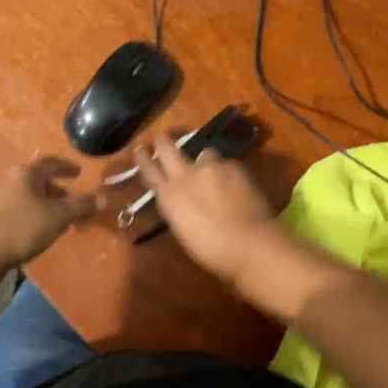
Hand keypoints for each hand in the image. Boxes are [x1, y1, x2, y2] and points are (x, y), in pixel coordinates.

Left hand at [0, 157, 99, 272]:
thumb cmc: (22, 228)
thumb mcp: (58, 217)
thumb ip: (81, 205)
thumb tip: (103, 198)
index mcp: (26, 173)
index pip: (51, 162)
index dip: (67, 167)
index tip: (79, 174)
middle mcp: (10, 179)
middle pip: (39, 178)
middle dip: (58, 189)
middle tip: (72, 201)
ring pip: (28, 194)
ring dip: (45, 202)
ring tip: (58, 218)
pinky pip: (18, 207)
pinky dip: (33, 212)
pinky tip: (37, 229)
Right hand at [134, 132, 277, 283]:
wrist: (248, 242)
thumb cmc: (211, 250)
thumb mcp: (184, 230)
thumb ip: (178, 208)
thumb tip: (181, 199)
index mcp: (169, 196)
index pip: (149, 170)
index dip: (143, 158)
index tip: (139, 148)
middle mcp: (186, 175)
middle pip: (168, 149)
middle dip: (163, 141)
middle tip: (162, 137)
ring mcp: (211, 167)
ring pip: (204, 153)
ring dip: (204, 161)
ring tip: (212, 171)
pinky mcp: (234, 166)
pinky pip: (226, 164)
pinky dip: (227, 172)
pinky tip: (235, 184)